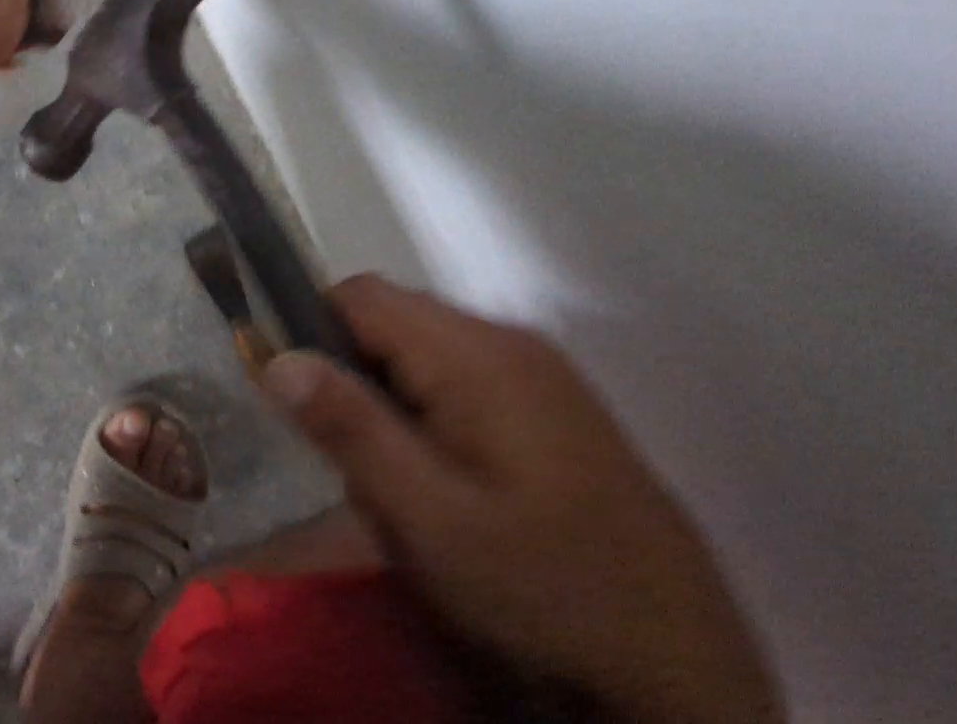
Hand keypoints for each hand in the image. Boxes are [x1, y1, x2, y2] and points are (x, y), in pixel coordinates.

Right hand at [261, 275, 782, 723]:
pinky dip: (428, 414)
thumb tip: (277, 357)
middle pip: (393, 319)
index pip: (360, 295)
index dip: (307, 328)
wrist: (678, 662)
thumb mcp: (428, 519)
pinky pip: (464, 382)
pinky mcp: (554, 407)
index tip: (283, 394)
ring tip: (389, 480)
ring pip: (426, 353)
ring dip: (388, 399)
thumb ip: (351, 429)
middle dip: (349, 373)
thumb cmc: (541, 586)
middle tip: (342, 456)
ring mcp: (541, 372)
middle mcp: (511, 341)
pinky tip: (440, 483)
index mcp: (477, 353)